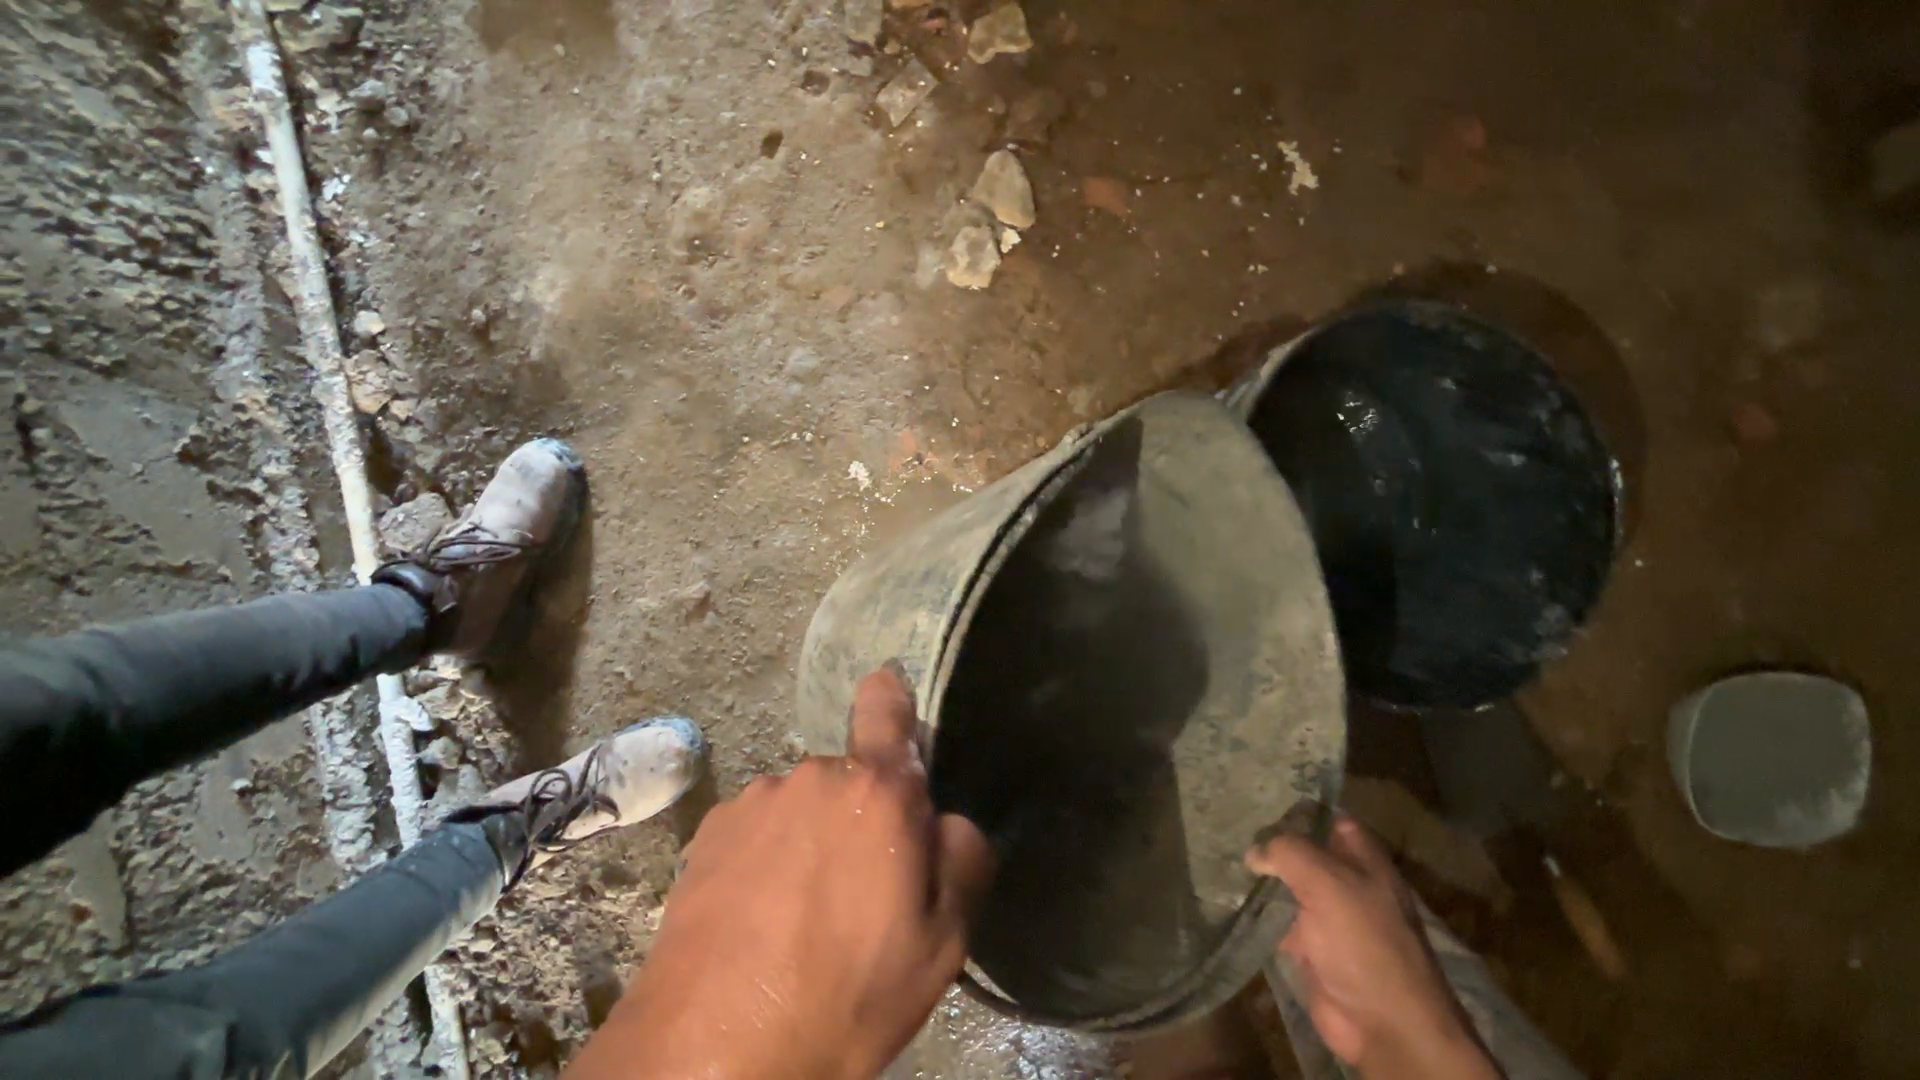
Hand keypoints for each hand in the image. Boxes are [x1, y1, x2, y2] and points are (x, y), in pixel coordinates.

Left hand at [565, 667, 994, 1079]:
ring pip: (802, 808)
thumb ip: (963, 858)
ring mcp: (753, 803)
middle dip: (861, 818)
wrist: (717, 1049)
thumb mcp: (943, 944)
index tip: (892, 701)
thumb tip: (946, 820)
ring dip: (810, 840)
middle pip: (851, 780)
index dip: (892, 700)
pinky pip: (758, 830)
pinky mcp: (708, 833)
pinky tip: (761, 917)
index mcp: (877, 792)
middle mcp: (812, 778)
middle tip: (860, 892)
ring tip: (803, 916)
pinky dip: (766, 858)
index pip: (886, 709)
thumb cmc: (848, 994)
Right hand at [1247, 817, 1499, 1079]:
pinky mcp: (1311, 948)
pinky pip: (1279, 921)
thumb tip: (1255, 852)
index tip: (1258, 798)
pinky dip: (1257, 912)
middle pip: (1305, 852)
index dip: (1300, 809)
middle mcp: (1348, 884)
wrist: (1384, 1025)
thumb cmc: (1365, 943)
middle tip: (1228, 825)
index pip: (1331, 820)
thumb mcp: (1328, 883)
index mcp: (1366, 862)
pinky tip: (1227, 897)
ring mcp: (1329, 918)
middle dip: (1272, 842)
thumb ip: (1288, 853)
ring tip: (1219, 855)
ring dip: (1262, 877)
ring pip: (1289, 886)